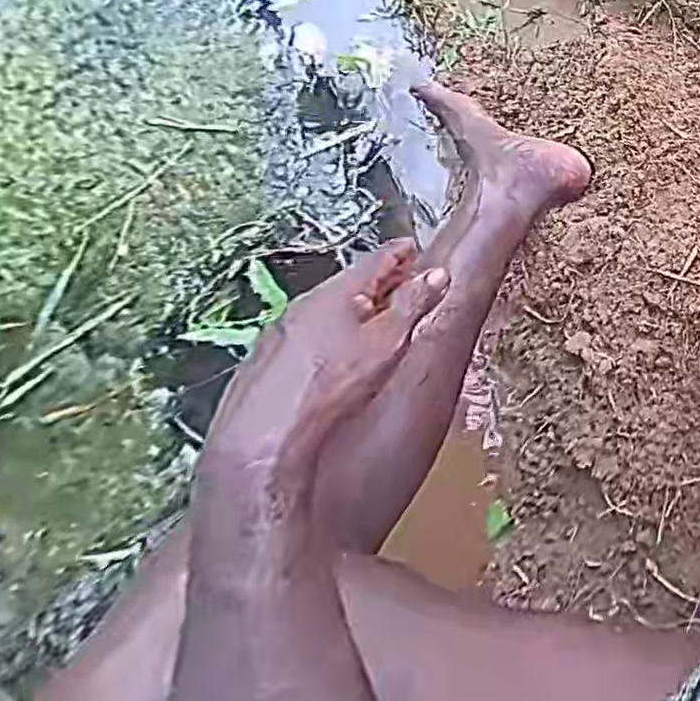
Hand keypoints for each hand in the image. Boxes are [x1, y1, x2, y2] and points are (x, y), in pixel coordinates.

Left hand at [203, 239, 448, 483]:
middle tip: (409, 288)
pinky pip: (307, 339)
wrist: (265, 450)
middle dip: (382, 284)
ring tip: (381, 327)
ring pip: (327, 313)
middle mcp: (300, 308)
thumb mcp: (388, 343)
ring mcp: (277, 338)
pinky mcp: (263, 368)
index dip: (401, 253)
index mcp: (333, 295)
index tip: (415, 250)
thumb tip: (436, 276)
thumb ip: (413, 305)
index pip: (376, 258)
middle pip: (351, 285)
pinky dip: (331, 339)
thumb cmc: (330, 390)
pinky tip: (341, 363)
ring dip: (355, 313)